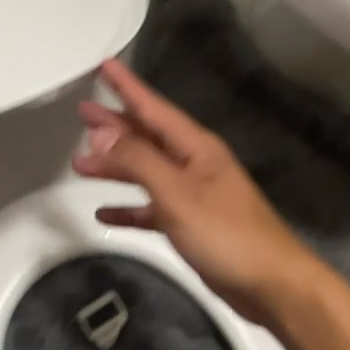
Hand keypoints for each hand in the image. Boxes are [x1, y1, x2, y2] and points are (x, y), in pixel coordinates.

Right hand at [73, 60, 326, 325]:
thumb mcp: (177, 192)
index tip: (104, 65)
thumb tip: (101, 131)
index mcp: (196, 148)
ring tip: (80, 163)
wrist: (269, 284)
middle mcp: (195, 165)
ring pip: (147, 172)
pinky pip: (152, 209)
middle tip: (82, 113)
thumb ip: (138, 160)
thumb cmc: (226, 233)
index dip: (129, 87)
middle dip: (116, 126)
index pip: (155, 109)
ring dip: (116, 167)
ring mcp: (194, 196)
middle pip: (148, 138)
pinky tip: (105, 212)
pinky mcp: (191, 226)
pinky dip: (129, 208)